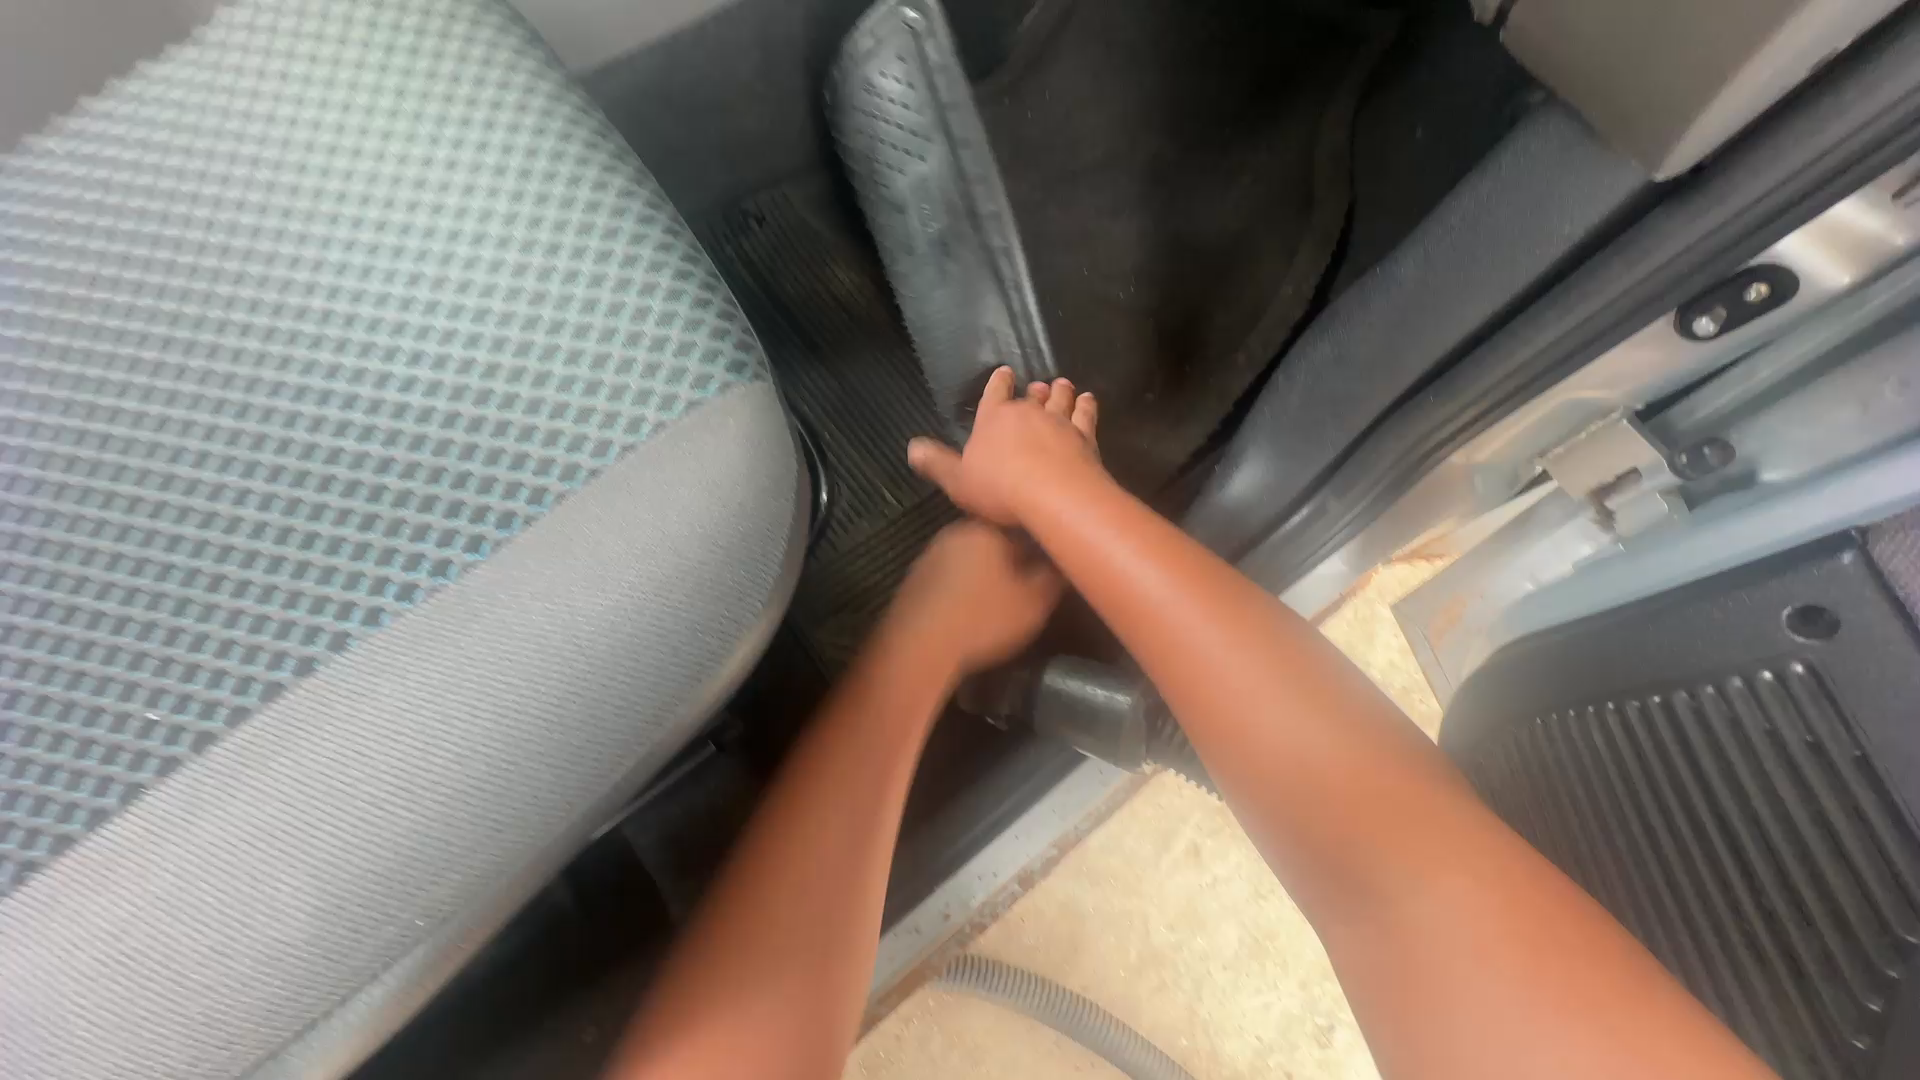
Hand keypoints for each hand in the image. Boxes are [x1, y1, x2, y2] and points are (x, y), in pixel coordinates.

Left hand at [884, 520, 1063, 675]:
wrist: (917, 648)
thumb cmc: (983, 618)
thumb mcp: (1034, 602)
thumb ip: (1053, 576)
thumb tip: (1061, 561)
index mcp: (986, 528)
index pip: (1026, 530)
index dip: (1045, 552)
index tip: (1054, 572)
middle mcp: (955, 532)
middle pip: (997, 544)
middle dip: (1015, 564)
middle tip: (1032, 591)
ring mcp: (931, 556)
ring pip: (973, 562)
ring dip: (988, 578)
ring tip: (1004, 606)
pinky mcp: (915, 582)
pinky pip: (953, 580)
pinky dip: (966, 592)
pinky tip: (973, 613)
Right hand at [907, 367, 1103, 526]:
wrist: (1054, 495)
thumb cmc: (999, 488)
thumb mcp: (957, 481)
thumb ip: (937, 464)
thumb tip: (912, 448)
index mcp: (993, 419)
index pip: (994, 394)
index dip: (998, 383)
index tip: (1005, 372)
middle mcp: (1027, 413)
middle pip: (1031, 396)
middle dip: (1033, 391)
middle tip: (1038, 385)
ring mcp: (1060, 422)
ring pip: (1061, 400)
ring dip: (1061, 392)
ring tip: (1063, 385)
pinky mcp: (1085, 437)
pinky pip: (1086, 415)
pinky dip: (1087, 406)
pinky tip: (1089, 400)